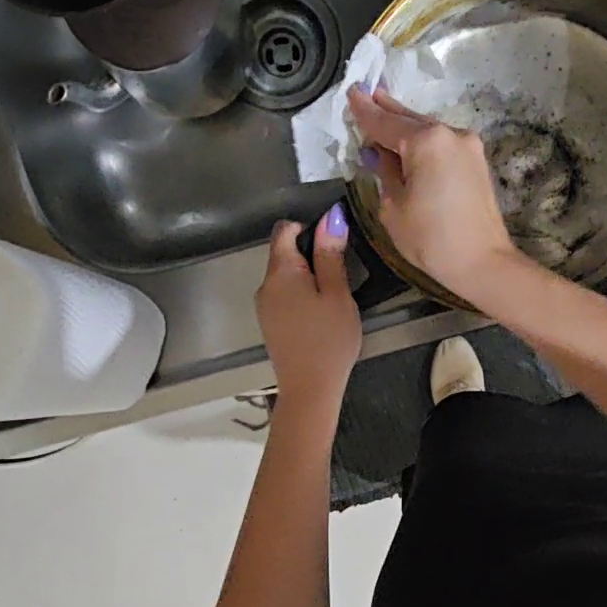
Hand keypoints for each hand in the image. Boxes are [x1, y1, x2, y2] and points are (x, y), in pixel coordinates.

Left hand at [257, 205, 361, 407]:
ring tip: (334, 297)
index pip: (285, 229)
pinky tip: (320, 315)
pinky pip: (285, 296)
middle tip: (342, 276)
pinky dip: (302, 295)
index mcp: (280, 272)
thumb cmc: (329, 340)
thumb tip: (331, 216)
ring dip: (308, 277)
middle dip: (312, 255)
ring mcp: (264, 306)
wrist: (309, 389)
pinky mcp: (270, 323)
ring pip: (286, 277)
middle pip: (285, 253)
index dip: (310, 228)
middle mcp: (265, 284)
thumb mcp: (337, 294)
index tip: (335, 246)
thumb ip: (331, 255)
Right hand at [347, 87, 522, 302]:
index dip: (364, 111)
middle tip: (367, 94)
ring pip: (428, 131)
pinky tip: (408, 145)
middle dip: (387, 110)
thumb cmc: (431, 240)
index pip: (385, 122)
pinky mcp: (476, 162)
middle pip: (410, 120)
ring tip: (383, 116)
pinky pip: (441, 145)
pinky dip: (423, 144)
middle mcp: (450, 133)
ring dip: (405, 128)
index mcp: (426, 141)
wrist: (482, 262)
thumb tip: (382, 156)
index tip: (351, 93)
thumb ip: (385, 173)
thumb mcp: (393, 207)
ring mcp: (468, 146)